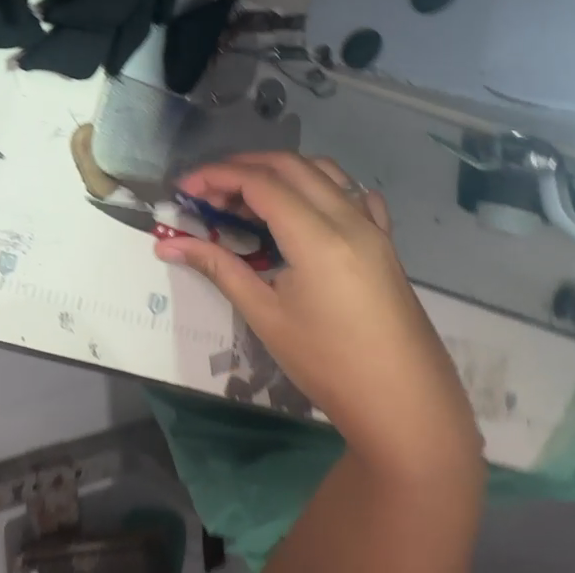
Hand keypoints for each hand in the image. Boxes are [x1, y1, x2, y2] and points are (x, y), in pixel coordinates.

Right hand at [158, 152, 482, 476]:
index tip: (182, 190)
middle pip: (290, 166)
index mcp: (318, 239)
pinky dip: (320, 187)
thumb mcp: (264, 315)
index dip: (214, 176)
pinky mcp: (386, 247)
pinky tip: (303, 208)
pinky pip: (354, 196)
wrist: (408, 409)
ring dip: (278, 172)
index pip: (259, 182)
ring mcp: (374, 232)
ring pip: (324, 173)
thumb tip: (166, 245)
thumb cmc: (329, 364)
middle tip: (206, 191)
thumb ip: (218, 268)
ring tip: (245, 197)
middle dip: (241, 167)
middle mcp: (349, 222)